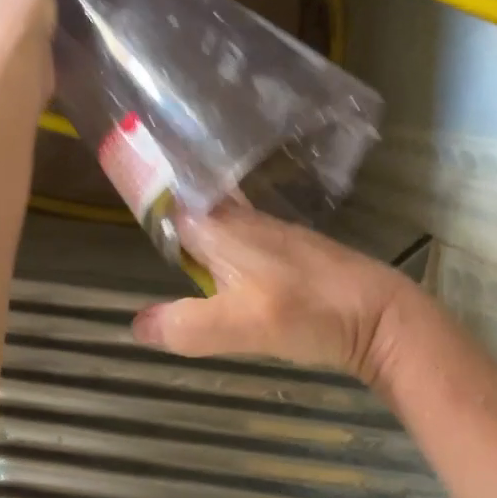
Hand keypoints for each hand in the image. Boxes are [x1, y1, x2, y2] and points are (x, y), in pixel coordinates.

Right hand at [130, 205, 417, 385]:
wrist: (381, 313)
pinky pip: (236, 231)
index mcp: (218, 226)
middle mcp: (237, 218)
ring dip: (190, 218)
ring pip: (214, 217)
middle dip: (163, 197)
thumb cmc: (307, 311)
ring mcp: (266, 229)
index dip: (141, 186)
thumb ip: (186, 325)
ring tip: (165, 230)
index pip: (166, 197)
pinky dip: (217, 236)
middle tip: (133, 194)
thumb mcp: (239, 325)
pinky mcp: (286, 247)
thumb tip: (134, 324)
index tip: (115, 171)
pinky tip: (216, 258)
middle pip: (189, 202)